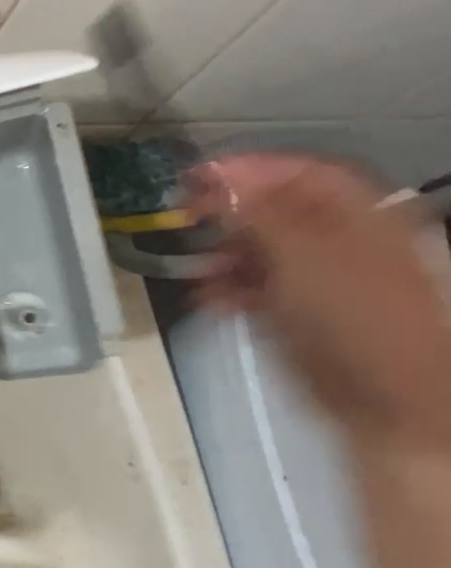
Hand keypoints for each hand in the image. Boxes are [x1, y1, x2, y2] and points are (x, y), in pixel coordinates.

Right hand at [194, 153, 450, 443]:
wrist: (385, 399)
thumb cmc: (354, 318)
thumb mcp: (302, 255)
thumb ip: (257, 213)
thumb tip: (217, 179)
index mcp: (361, 218)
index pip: (303, 173)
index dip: (251, 168)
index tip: (195, 176)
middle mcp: (344, 241)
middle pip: (277, 210)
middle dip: (228, 213)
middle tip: (183, 216)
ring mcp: (322, 277)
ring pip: (260, 249)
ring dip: (221, 253)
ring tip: (194, 268)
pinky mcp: (299, 310)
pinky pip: (255, 285)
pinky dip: (227, 286)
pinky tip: (208, 297)